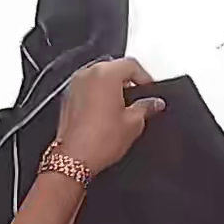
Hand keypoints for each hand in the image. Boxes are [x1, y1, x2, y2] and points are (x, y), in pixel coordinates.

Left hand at [53, 57, 165, 173]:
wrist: (74, 159)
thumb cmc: (98, 141)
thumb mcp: (134, 123)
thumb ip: (147, 107)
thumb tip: (154, 103)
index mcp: (105, 75)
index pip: (131, 64)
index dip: (145, 77)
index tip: (150, 90)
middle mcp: (87, 75)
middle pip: (114, 67)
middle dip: (129, 81)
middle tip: (139, 98)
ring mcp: (74, 86)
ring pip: (99, 77)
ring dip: (113, 87)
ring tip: (123, 107)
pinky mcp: (68, 98)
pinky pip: (88, 88)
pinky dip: (98, 94)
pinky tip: (107, 113)